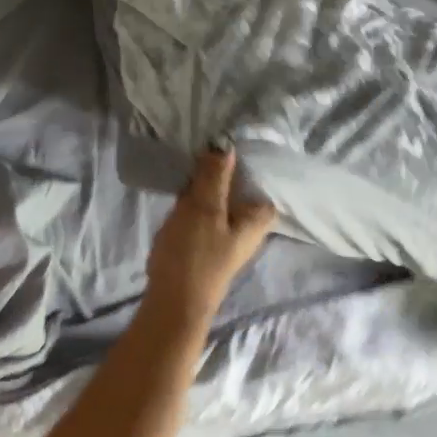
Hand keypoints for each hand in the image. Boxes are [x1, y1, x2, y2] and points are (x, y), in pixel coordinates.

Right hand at [144, 148, 276, 327]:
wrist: (175, 297)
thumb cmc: (195, 252)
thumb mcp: (203, 209)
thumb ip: (214, 177)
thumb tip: (224, 145)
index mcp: (257, 218)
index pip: (260, 180)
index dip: (245, 161)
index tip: (224, 139)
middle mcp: (247, 224)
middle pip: (238, 187)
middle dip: (222, 168)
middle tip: (201, 143)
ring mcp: (225, 231)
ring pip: (219, 196)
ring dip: (206, 181)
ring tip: (188, 157)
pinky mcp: (204, 237)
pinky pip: (203, 207)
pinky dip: (195, 195)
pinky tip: (179, 185)